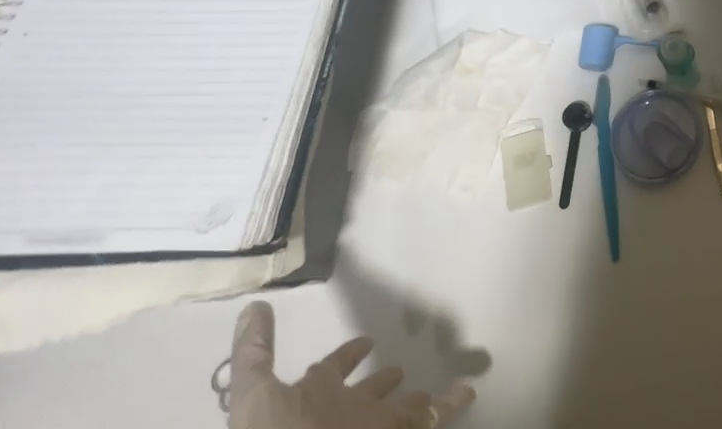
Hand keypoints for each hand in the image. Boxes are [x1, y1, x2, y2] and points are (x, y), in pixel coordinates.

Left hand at [227, 301, 474, 428]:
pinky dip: (450, 406)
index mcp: (315, 397)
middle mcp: (344, 413)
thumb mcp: (254, 393)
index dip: (348, 356)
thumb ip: (254, 352)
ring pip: (401, 410)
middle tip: (397, 371)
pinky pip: (430, 417)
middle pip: (366, 397)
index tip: (366, 342)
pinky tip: (468, 392)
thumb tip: (254, 306)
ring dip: (416, 401)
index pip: (332, 371)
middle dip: (380, 384)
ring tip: (434, 392)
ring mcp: (371, 426)